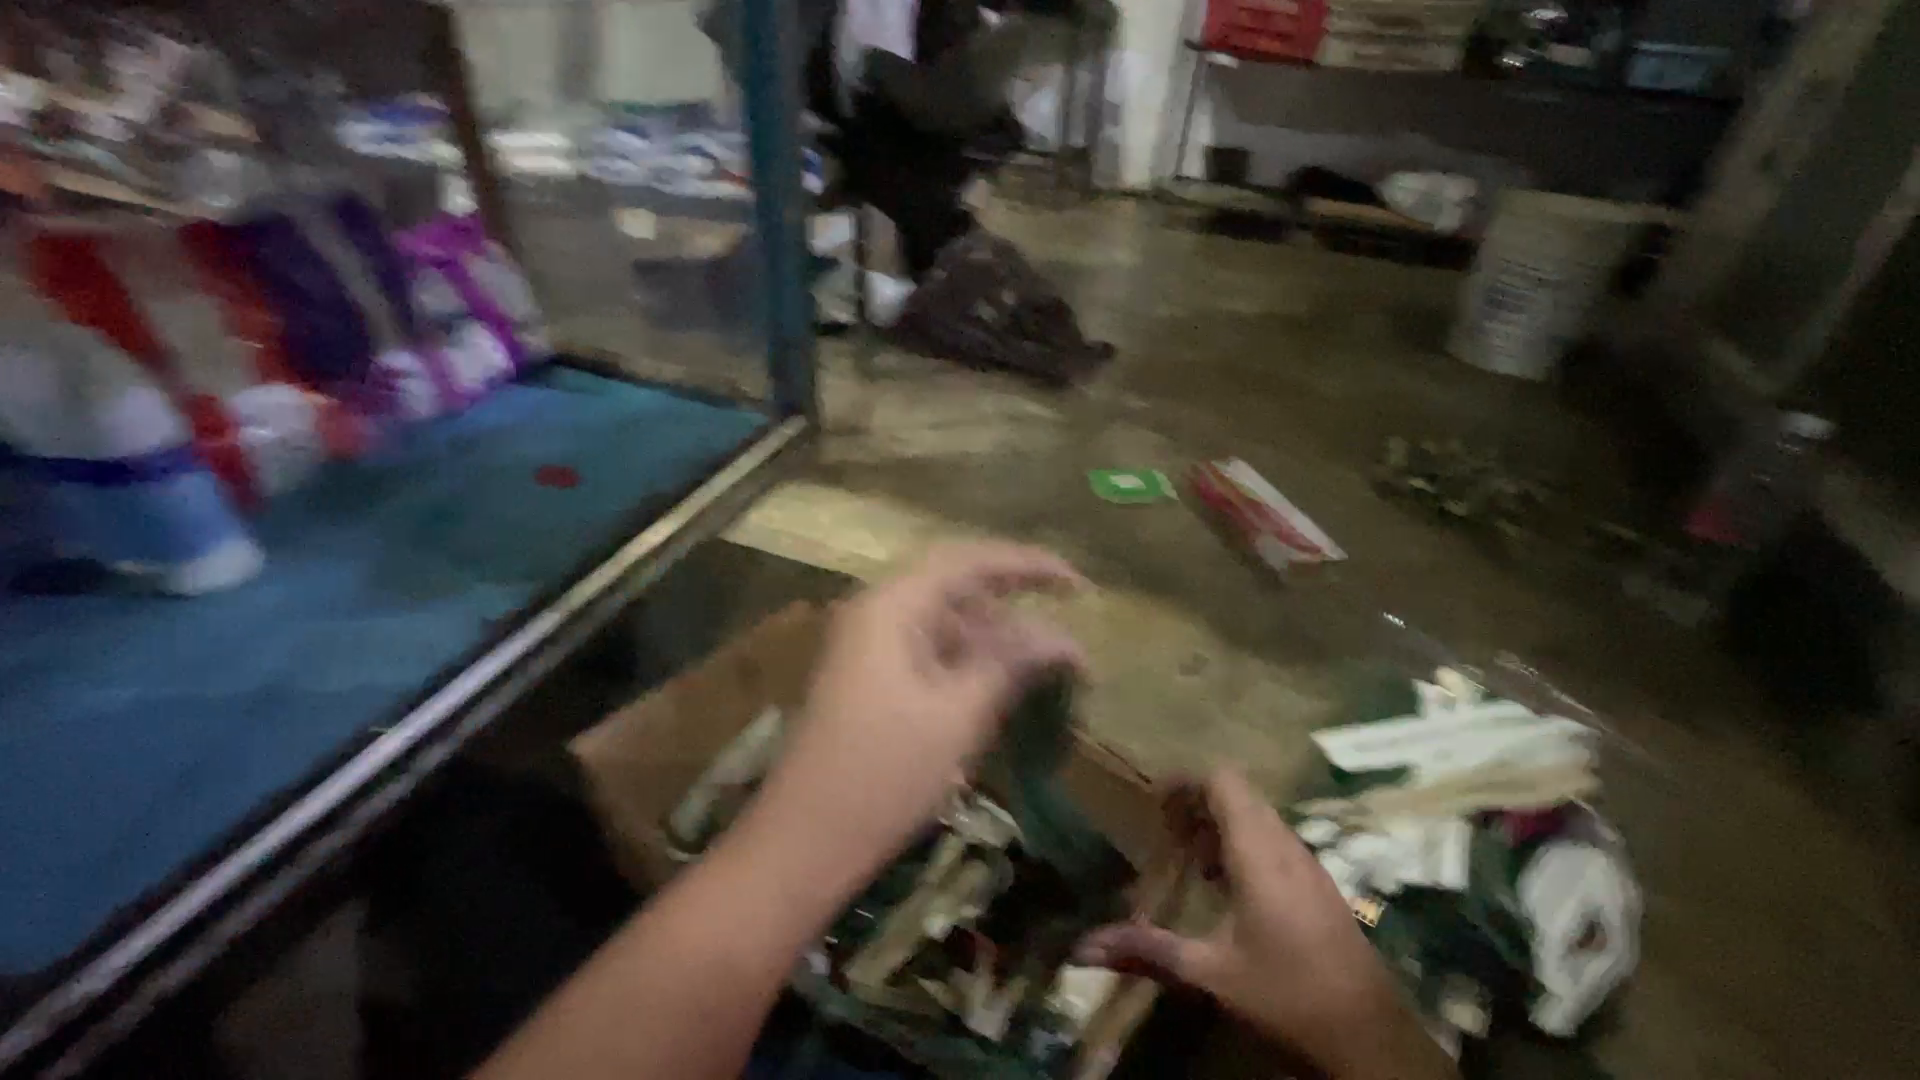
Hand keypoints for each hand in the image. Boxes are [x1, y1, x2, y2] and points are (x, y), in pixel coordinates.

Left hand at [745, 542, 1086, 882]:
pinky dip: (973, 666)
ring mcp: (872, 650)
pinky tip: (1008, 686)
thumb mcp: (958, 714)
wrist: (806, 841)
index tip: (1079, 584)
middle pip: (958, 590)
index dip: (1028, 564)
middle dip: (1017, 607)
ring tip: (1054, 667)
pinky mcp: (874, 684)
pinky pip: (933, 656)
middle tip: (1070, 627)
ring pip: (948, 627)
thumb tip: (1064, 641)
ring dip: (998, 642)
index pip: (968, 561)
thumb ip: (1011, 665)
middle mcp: (878, 614)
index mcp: (891, 606)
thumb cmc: (883, 772)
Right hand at [1074, 770, 1456, 1079]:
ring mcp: (1309, 864)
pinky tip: (1227, 888)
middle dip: (1198, 802)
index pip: (1224, 782)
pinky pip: (1275, 841)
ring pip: (1260, 817)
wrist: (1372, 1039)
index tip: (1154, 802)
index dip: (1186, 781)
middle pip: (1240, 794)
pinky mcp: (1320, 885)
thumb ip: (1149, 951)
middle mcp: (1286, 846)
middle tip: (1165, 831)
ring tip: (1190, 859)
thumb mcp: (1212, 974)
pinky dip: (1243, 844)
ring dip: (1221, 824)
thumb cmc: (1289, 995)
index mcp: (1259, 853)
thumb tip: (1083, 947)